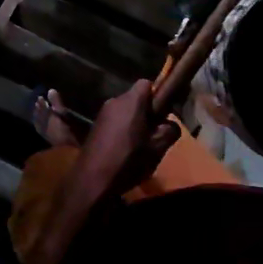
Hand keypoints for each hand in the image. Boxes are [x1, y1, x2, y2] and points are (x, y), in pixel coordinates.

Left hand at [72, 80, 179, 200]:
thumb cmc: (128, 161)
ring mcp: (102, 113)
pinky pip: (115, 120)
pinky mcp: (95, 126)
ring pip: (125, 111)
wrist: (92, 180)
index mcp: (131, 101)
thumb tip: (170, 124)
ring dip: (134, 122)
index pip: (147, 83)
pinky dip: (122, 130)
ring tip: (140, 145)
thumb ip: (170, 131)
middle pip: (136, 98)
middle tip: (155, 133)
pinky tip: (124, 150)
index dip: (158, 95)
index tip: (163, 114)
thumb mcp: (157, 149)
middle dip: (147, 112)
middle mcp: (114, 101)